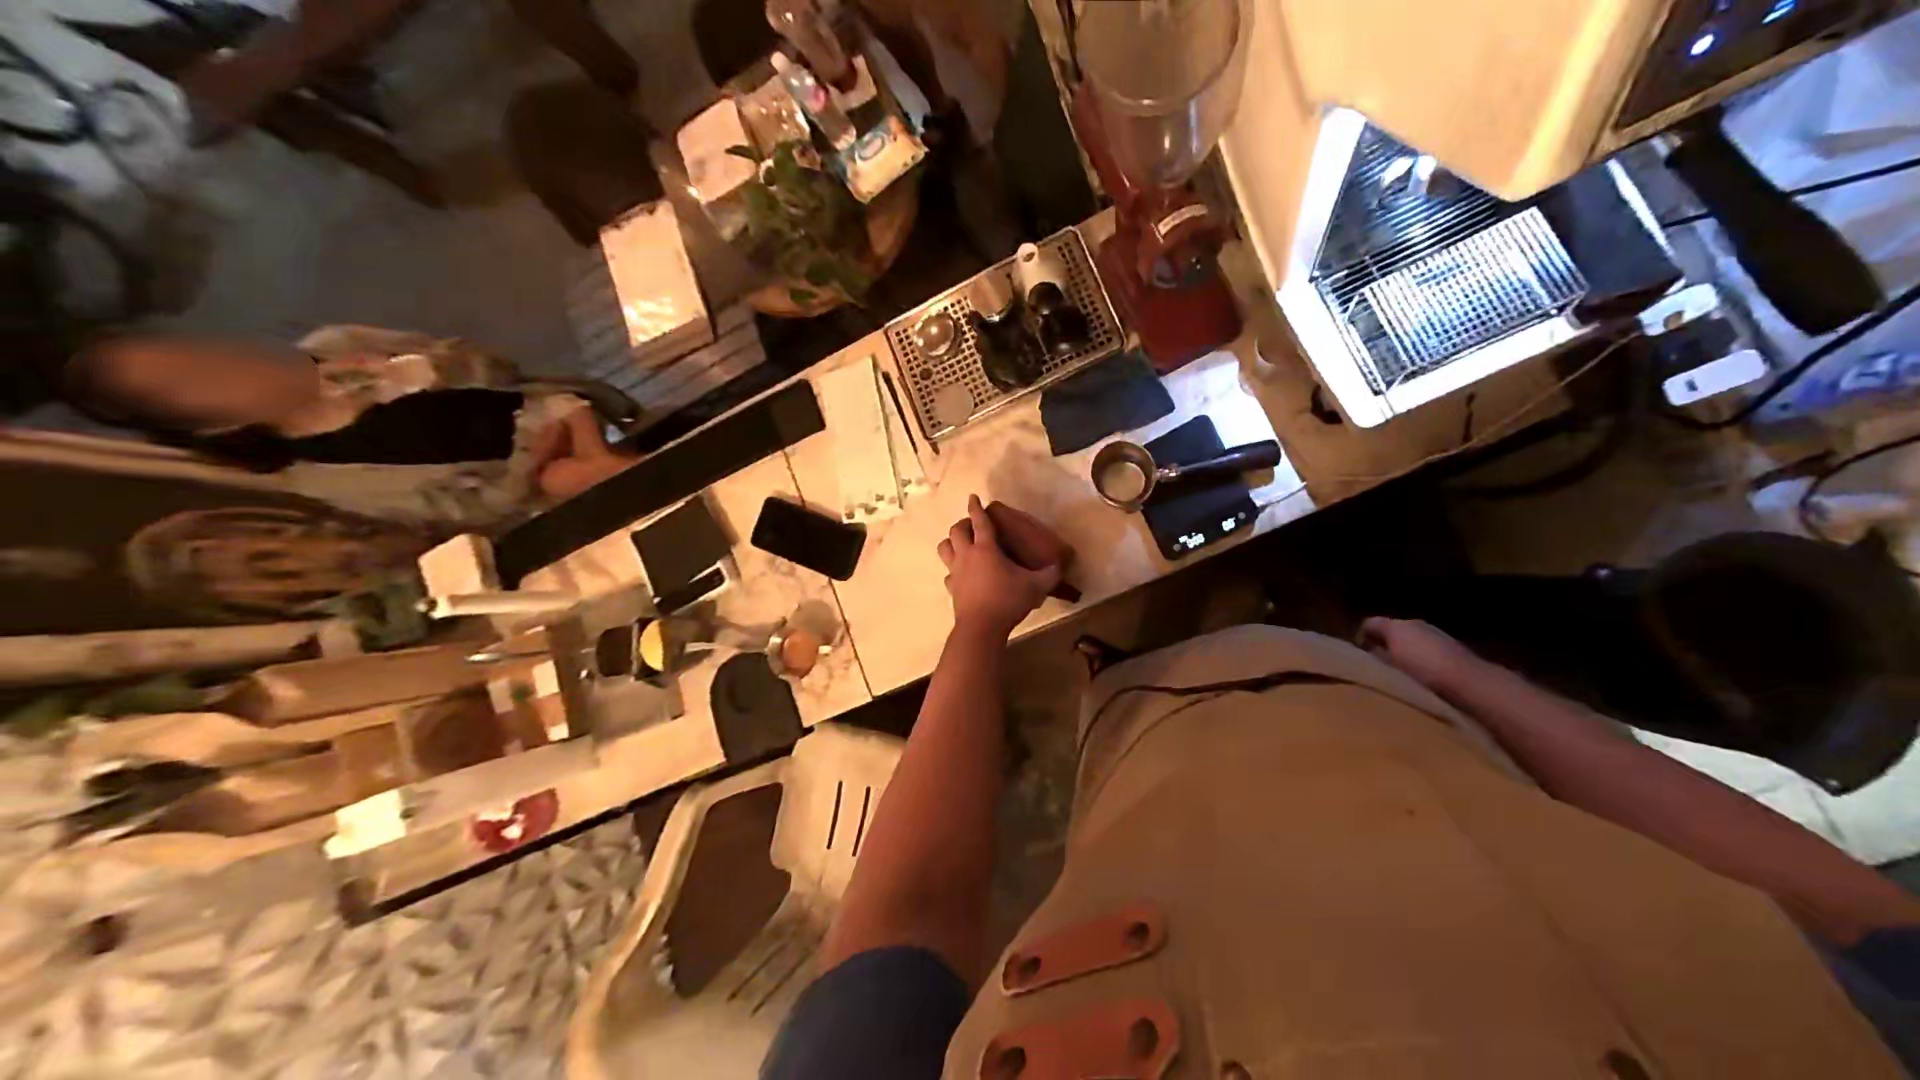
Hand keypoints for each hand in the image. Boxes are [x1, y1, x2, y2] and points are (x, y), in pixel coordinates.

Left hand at [937, 495, 1060, 638]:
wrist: (981, 627)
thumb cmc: (1007, 600)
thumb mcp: (1036, 586)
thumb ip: (1050, 574)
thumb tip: (1061, 565)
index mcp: (985, 548)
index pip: (979, 521)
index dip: (975, 507)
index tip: (973, 497)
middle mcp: (966, 555)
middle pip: (956, 531)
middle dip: (962, 523)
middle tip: (972, 525)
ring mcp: (955, 572)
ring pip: (944, 548)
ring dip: (951, 542)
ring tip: (962, 544)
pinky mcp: (951, 589)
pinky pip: (948, 574)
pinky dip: (953, 570)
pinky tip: (961, 575)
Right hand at [1358, 617, 1491, 694]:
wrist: (1471, 683)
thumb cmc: (1422, 669)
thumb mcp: (1387, 663)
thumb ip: (1373, 654)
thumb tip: (1366, 652)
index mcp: (1397, 624)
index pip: (1370, 624)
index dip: (1362, 638)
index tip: (1358, 657)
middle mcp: (1418, 625)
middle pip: (1393, 633)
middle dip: (1385, 647)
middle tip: (1378, 668)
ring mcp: (1440, 637)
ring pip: (1413, 644)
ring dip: (1406, 657)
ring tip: (1401, 677)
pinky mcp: (1457, 654)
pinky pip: (1430, 656)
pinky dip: (1424, 665)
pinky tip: (1424, 682)